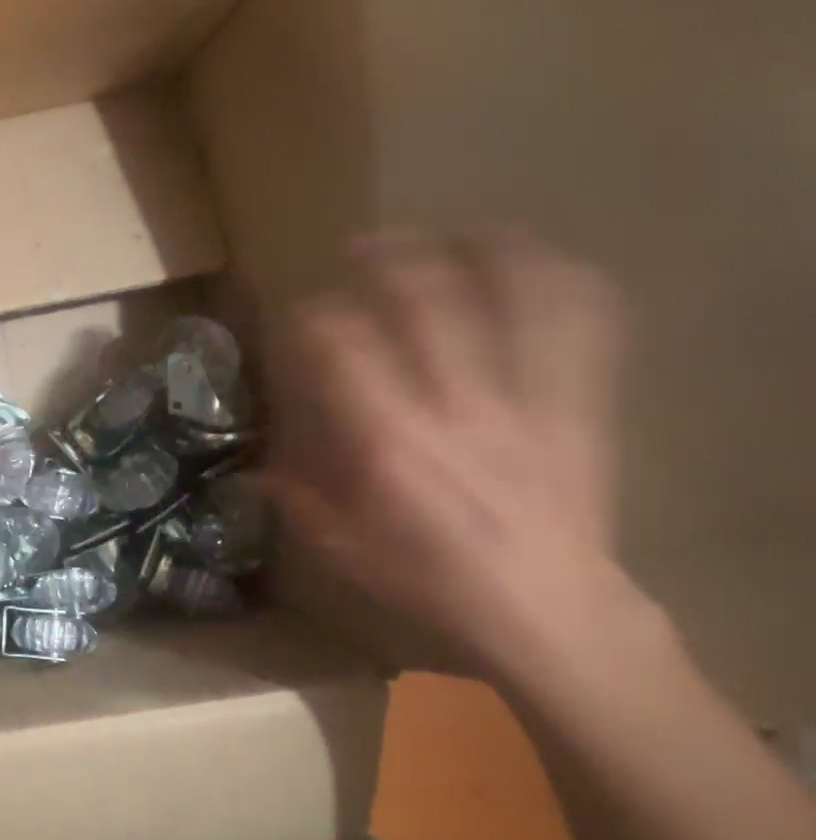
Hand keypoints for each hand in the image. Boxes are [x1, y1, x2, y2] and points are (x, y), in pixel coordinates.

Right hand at [265, 231, 630, 676]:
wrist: (545, 609)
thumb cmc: (430, 582)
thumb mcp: (341, 550)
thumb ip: (298, 499)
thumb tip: (258, 467)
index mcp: (389, 442)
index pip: (343, 349)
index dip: (317, 316)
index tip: (303, 310)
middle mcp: (455, 405)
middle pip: (426, 300)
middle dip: (389, 260)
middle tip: (365, 247)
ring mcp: (524, 398)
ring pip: (510, 295)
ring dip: (478, 249)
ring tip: (453, 231)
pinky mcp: (576, 405)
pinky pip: (582, 326)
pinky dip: (563, 282)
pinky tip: (538, 265)